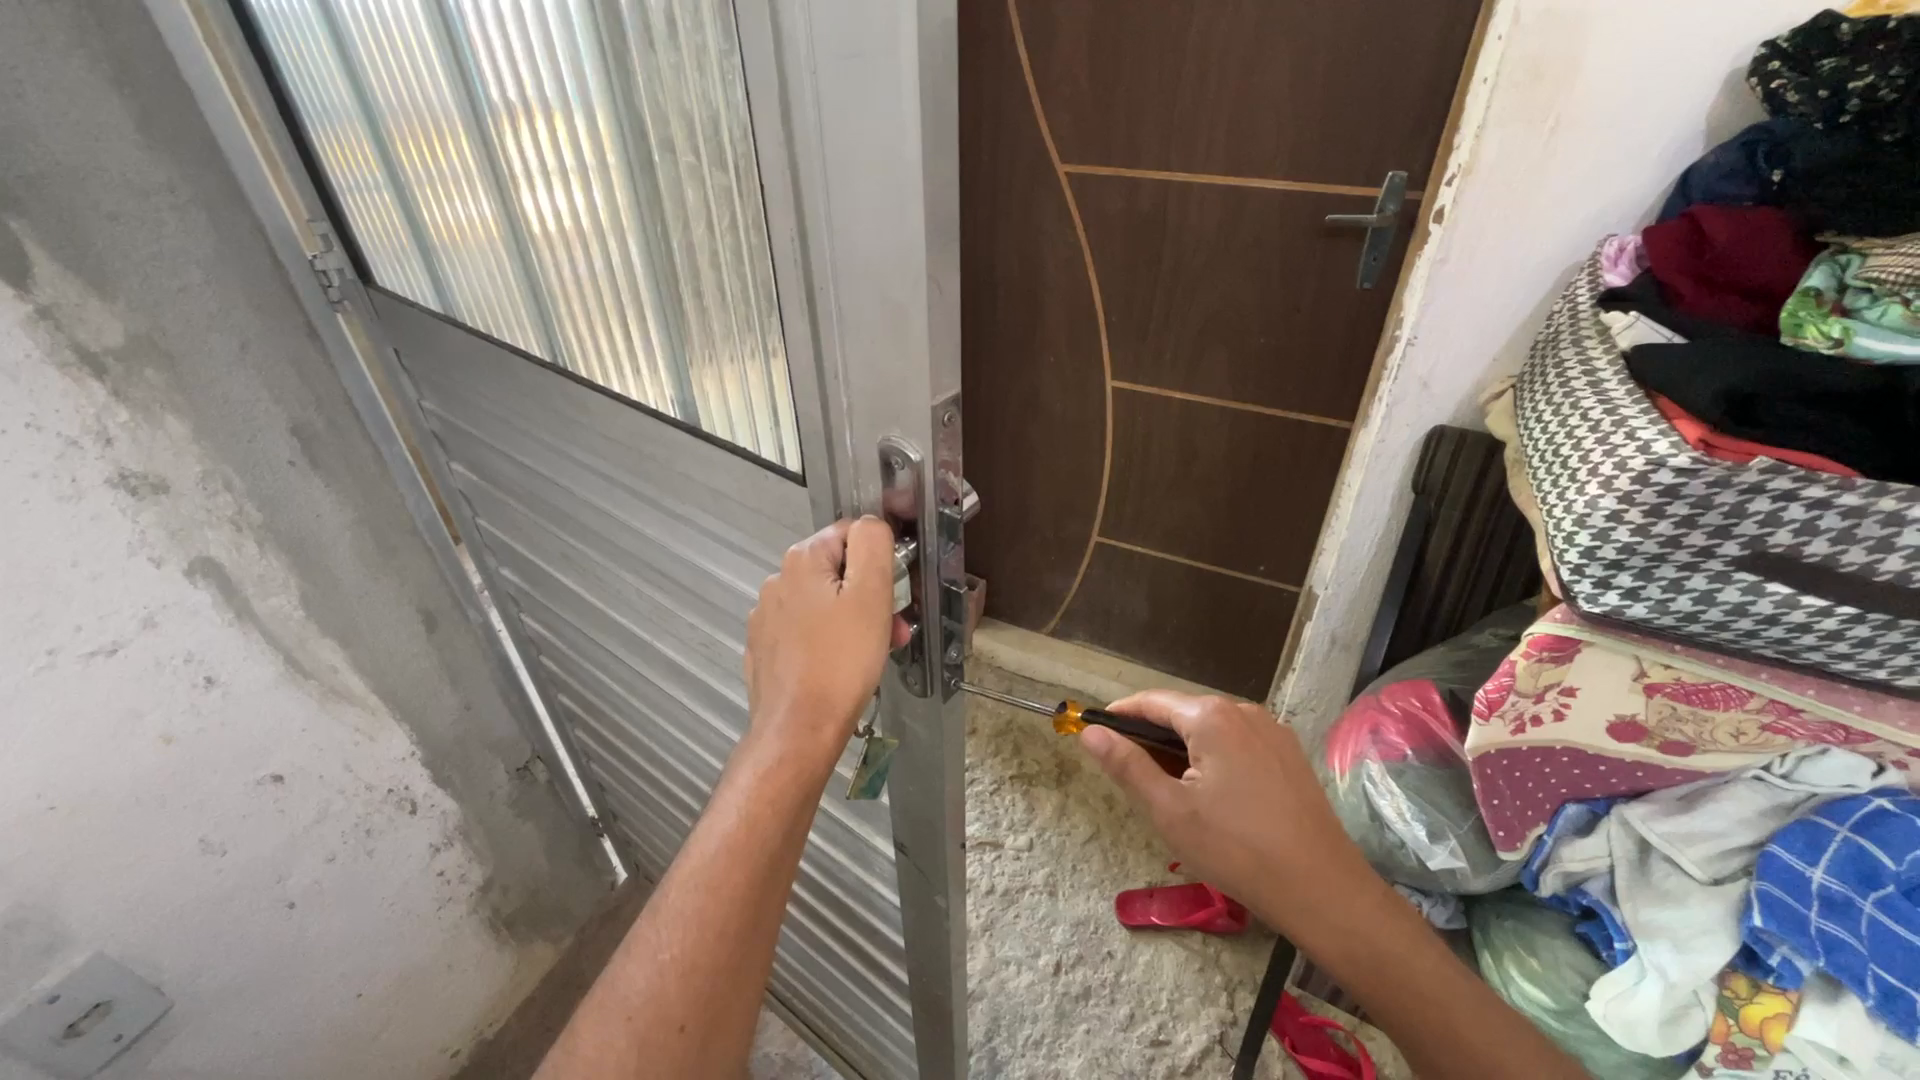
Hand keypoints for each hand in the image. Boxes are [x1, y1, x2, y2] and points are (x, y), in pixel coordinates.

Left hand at [743, 517, 905, 766]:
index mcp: (801, 559)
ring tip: (875, 652)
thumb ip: (874, 544)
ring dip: (854, 620)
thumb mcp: (872, 595)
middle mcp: (777, 581)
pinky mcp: (764, 648)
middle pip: (836, 571)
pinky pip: (806, 633)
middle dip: (869, 595)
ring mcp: (766, 617)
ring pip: (823, 604)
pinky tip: (843, 668)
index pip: (850, 533)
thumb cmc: (842, 661)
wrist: (799, 728)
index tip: (894, 592)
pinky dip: (829, 642)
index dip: (880, 559)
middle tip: (893, 628)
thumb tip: (871, 523)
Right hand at [1079, 691, 1383, 935]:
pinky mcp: (1291, 756)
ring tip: (1167, 787)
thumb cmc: (1235, 848)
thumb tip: (1090, 731)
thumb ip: (1127, 765)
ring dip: (1184, 748)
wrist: (1320, 888)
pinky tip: (1212, 793)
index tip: (1095, 730)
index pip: (1152, 702)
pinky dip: (1214, 757)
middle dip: (1153, 735)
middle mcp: (1245, 711)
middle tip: (1129, 771)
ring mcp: (1274, 733)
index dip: (1120, 714)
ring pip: (1213, 729)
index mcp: (1212, 717)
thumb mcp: (1169, 809)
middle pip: (1184, 713)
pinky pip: (1239, 744)